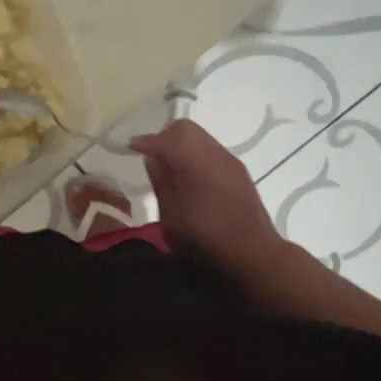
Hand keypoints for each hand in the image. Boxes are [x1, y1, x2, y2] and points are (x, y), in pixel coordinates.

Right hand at [129, 120, 287, 275]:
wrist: (251, 252)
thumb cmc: (204, 240)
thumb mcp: (171, 217)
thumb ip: (162, 183)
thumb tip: (152, 158)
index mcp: (196, 165)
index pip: (167, 139)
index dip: (146, 141)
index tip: (130, 148)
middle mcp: (215, 155)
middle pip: (186, 129)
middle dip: (164, 137)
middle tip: (151, 157)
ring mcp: (230, 162)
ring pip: (200, 137)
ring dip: (180, 146)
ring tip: (169, 170)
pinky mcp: (238, 172)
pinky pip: (210, 151)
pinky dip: (194, 155)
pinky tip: (188, 179)